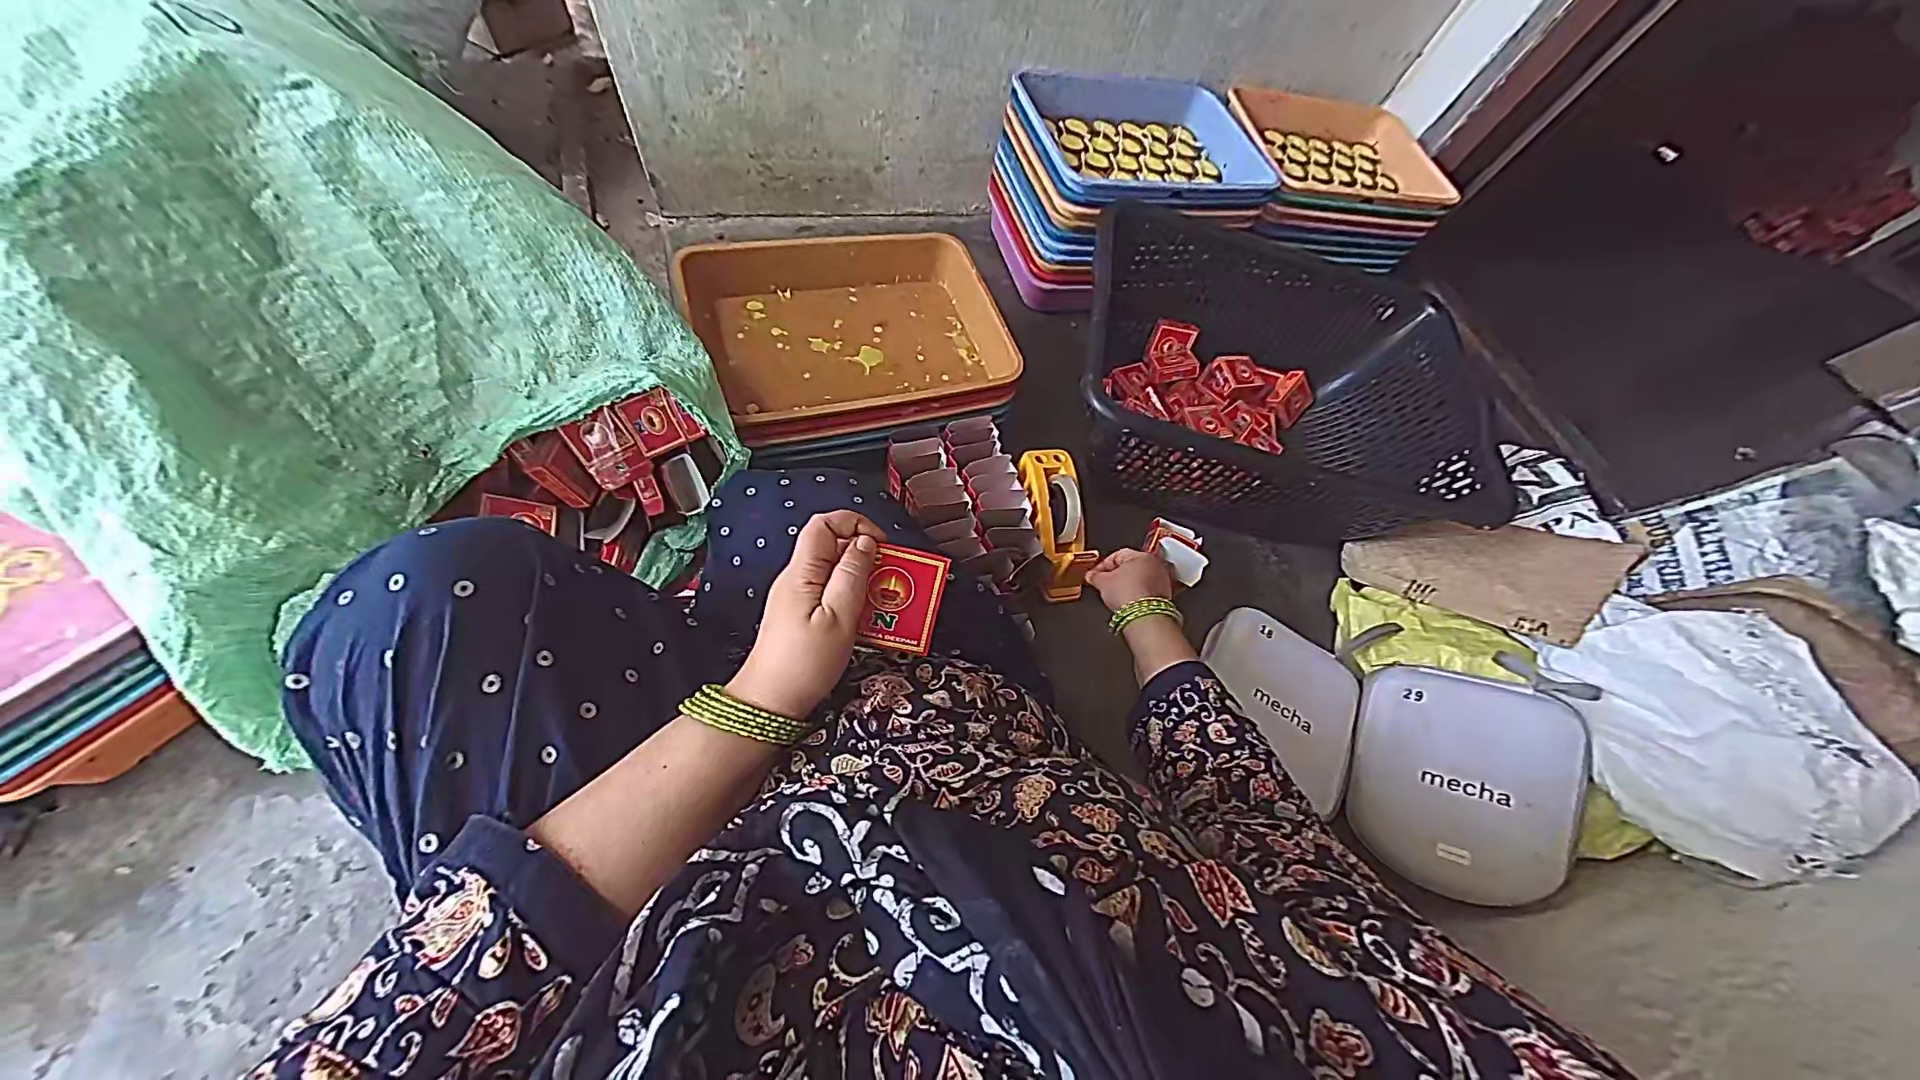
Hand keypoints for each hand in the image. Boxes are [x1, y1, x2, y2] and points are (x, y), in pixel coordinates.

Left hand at [727, 510, 885, 718]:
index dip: (856, 524)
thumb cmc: (803, 664)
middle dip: (866, 555)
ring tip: (881, 601)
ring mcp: (798, 595)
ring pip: (835, 570)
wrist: (771, 702)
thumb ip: (853, 575)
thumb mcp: (839, 618)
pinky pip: (831, 591)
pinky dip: (853, 597)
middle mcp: (797, 578)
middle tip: (889, 577)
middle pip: (834, 545)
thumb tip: (866, 542)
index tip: (882, 546)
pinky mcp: (803, 613)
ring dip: (863, 579)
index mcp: (802, 572)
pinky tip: (865, 617)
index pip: (824, 523)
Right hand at [1085, 547, 1174, 612]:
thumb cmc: (1129, 595)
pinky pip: (1147, 590)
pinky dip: (1138, 593)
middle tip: (1105, 584)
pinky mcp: (1166, 594)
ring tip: (1117, 595)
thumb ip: (1095, 576)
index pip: (1116, 555)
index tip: (1094, 575)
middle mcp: (1155, 564)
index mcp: (1140, 555)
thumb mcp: (1102, 582)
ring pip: (1140, 578)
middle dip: (1116, 575)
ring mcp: (1163, 579)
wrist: (1144, 615)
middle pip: (1130, 566)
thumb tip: (1092, 576)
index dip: (1101, 566)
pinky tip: (1129, 601)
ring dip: (1128, 584)